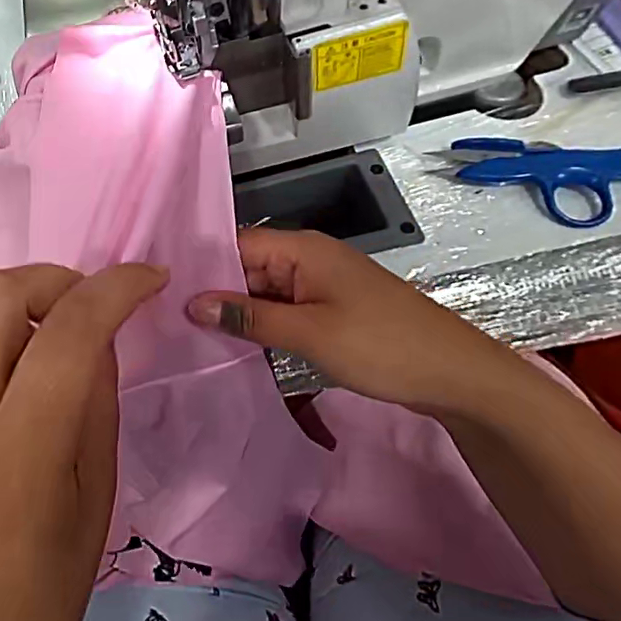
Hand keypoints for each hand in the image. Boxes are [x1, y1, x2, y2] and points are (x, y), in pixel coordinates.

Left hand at [0, 263, 168, 620]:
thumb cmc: (40, 594)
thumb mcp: (94, 497)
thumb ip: (97, 399)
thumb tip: (100, 330)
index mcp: (11, 458)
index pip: (66, 334)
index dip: (115, 288)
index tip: (149, 277)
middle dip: (58, 278)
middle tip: (94, 304)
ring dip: (27, 308)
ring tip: (59, 344)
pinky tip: (17, 380)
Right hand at [186, 228, 513, 413]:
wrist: (456, 375)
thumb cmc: (382, 346)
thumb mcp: (309, 333)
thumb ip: (249, 316)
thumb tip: (193, 303)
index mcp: (301, 248)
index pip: (236, 245)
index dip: (201, 266)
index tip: (164, 291)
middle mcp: (307, 258)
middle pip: (248, 268)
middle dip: (215, 294)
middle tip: (170, 323)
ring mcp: (320, 285)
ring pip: (265, 292)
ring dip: (239, 314)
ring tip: (193, 338)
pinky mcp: (331, 310)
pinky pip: (285, 310)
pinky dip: (264, 326)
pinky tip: (238, 348)